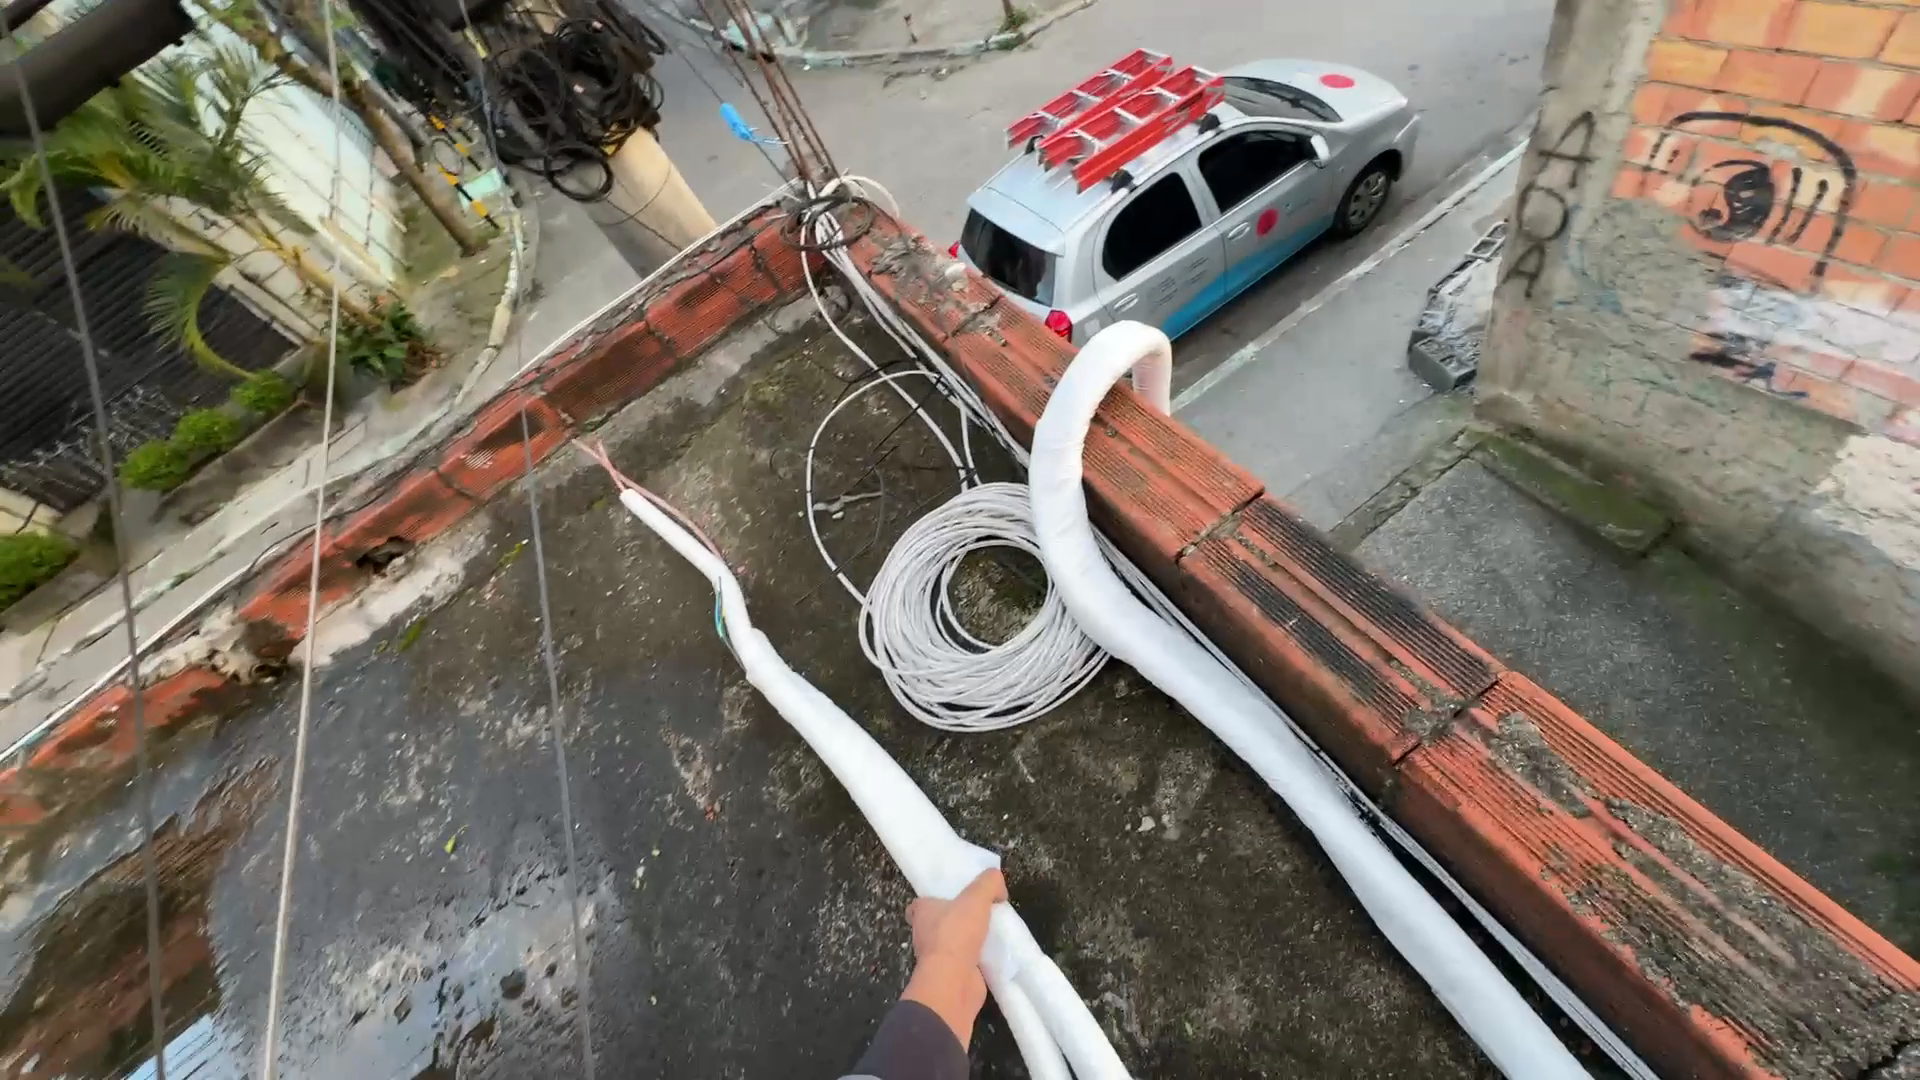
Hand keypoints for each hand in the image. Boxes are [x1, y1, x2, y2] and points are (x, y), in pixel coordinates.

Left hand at [901, 868, 1006, 1045]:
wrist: (954, 982)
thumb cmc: (956, 933)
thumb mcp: (976, 896)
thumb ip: (988, 883)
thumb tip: (998, 885)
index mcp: (922, 913)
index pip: (920, 904)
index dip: (934, 899)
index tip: (952, 898)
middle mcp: (925, 935)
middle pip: (939, 923)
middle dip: (957, 919)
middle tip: (980, 912)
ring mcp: (937, 959)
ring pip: (953, 944)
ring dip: (969, 940)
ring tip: (992, 931)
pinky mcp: (952, 977)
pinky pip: (966, 963)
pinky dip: (978, 959)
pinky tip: (995, 953)